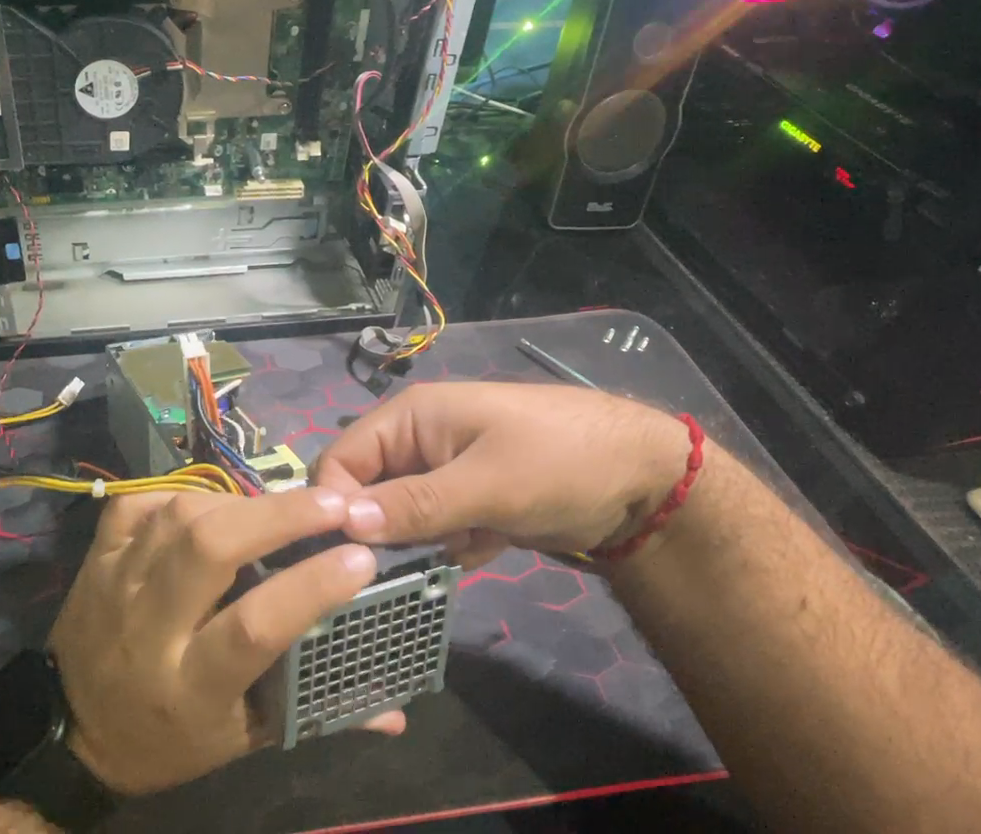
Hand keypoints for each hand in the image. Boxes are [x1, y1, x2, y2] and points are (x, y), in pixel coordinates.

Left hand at [46, 487, 402, 795]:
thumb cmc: (168, 738)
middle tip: (331, 504)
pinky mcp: (95, 557)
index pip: (254, 626)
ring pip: (178, 517)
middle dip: (278, 516)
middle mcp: (150, 626)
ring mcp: (116, 583)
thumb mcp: (240, 740)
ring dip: (238, 501)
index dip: (310, 587)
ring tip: (280, 504)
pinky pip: (138, 503)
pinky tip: (212, 502)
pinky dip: (180, 493)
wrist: (69, 731)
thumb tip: (397, 711)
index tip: (359, 559)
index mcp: (191, 685)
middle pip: (210, 548)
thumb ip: (314, 712)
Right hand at [314, 382, 687, 562]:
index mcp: (409, 417)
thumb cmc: (561, 463)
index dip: (335, 506)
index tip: (348, 557)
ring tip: (459, 547)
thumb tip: (342, 523)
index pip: (339, 460)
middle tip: (404, 563)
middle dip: (380, 530)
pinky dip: (450, 546)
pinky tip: (483, 546)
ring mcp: (442, 473)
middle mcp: (416, 442)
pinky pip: (431, 530)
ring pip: (397, 517)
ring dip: (420, 541)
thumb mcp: (487, 484)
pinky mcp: (466, 501)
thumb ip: (414, 504)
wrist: (645, 482)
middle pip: (364, 492)